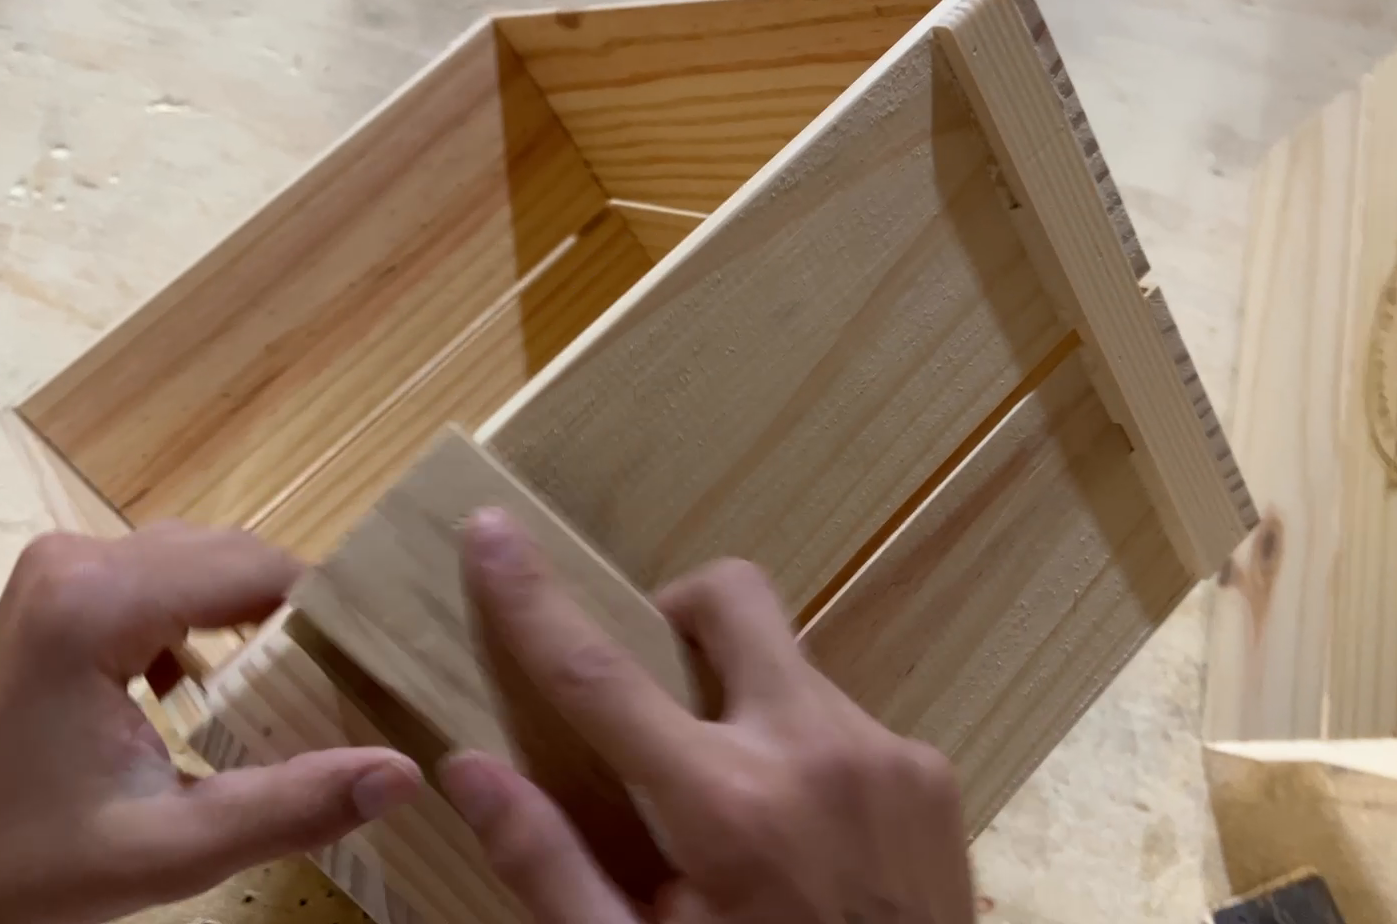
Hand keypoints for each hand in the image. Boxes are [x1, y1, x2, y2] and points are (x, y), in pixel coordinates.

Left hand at [0, 523, 421, 923]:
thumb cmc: (32, 876)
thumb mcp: (172, 851)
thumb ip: (292, 807)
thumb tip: (406, 773)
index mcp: (94, 605)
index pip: (255, 569)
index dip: (322, 605)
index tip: (370, 653)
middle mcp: (77, 558)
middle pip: (235, 553)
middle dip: (292, 605)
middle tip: (336, 670)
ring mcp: (62, 562)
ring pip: (209, 553)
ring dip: (254, 604)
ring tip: (285, 668)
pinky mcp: (62, 580)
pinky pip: (172, 567)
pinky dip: (211, 606)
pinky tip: (206, 670)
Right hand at [440, 510, 974, 923]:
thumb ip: (549, 865)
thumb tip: (467, 768)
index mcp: (726, 809)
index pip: (599, 675)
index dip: (532, 598)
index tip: (492, 530)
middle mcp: (813, 751)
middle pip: (733, 595)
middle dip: (683, 613)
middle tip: (668, 691)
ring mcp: (885, 751)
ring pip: (785, 661)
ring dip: (745, 702)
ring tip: (750, 802)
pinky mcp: (929, 767)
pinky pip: (837, 713)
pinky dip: (801, 746)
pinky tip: (814, 830)